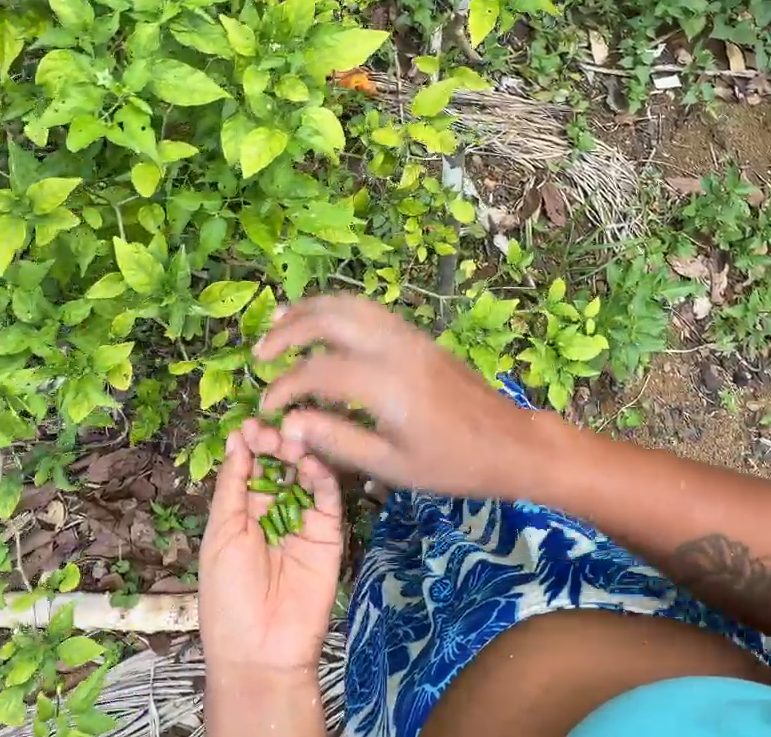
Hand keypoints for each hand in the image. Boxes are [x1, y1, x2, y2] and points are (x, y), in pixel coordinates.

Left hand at [198, 418, 342, 676]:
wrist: (260, 650)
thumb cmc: (227, 596)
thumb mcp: (220, 536)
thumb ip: (232, 486)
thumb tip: (236, 439)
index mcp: (245, 511)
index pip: (252, 466)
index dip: (252, 444)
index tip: (250, 424)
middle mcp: (276, 510)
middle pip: (281, 465)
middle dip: (276, 444)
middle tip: (272, 429)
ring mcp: (305, 520)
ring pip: (306, 475)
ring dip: (299, 453)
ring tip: (291, 438)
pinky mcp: (329, 533)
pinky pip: (327, 498)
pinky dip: (321, 477)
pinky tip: (309, 462)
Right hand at [255, 295, 542, 498]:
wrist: (509, 441)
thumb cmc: (452, 464)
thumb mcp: (391, 466)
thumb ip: (337, 440)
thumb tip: (288, 424)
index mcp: (386, 383)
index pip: (317, 371)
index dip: (285, 387)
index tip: (267, 408)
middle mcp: (395, 348)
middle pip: (329, 319)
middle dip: (289, 330)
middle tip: (261, 354)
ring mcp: (409, 336)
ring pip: (350, 304)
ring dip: (311, 311)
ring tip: (280, 325)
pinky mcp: (418, 336)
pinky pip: (369, 310)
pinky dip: (338, 310)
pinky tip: (323, 325)